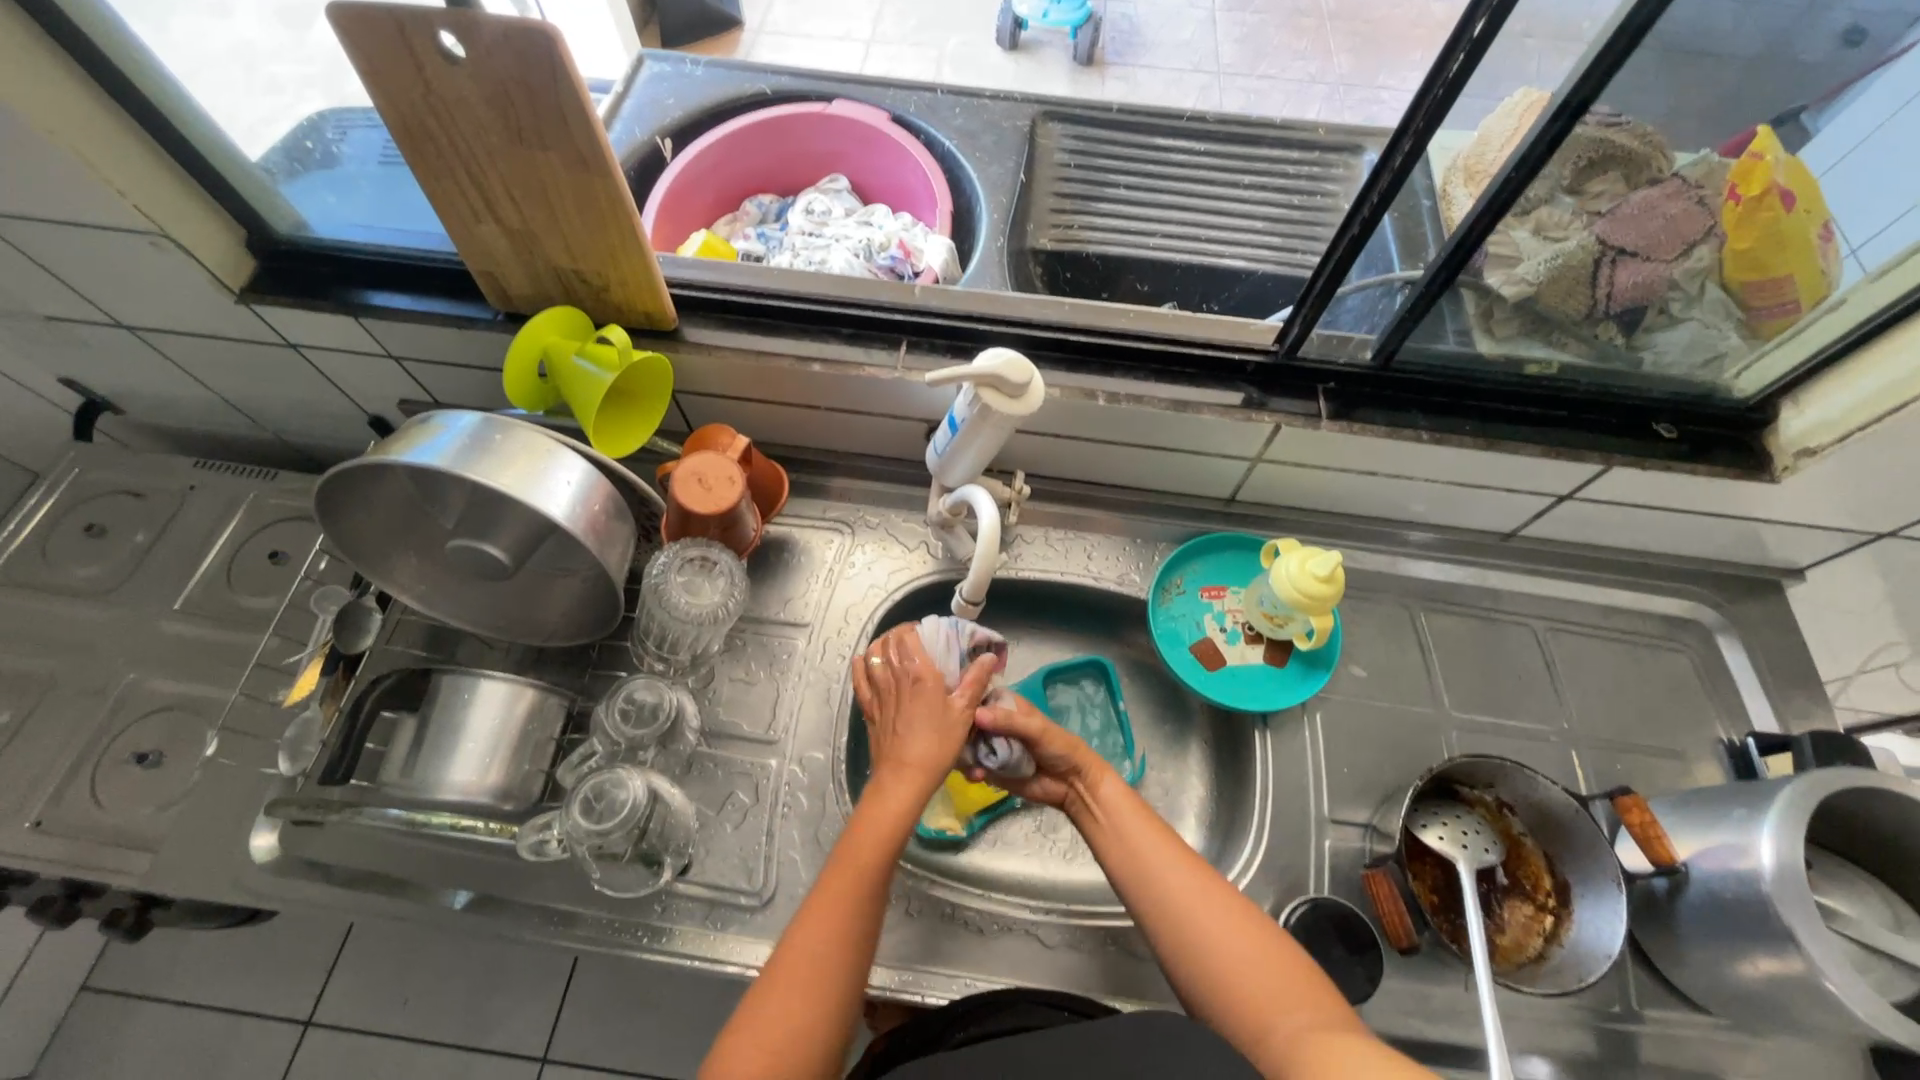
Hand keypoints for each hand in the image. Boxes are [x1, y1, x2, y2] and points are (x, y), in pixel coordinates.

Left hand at [850, 624, 996, 799]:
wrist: (904, 777)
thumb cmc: (938, 744)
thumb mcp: (964, 713)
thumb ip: (975, 681)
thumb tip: (989, 656)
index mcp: (919, 672)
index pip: (907, 635)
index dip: (913, 628)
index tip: (925, 631)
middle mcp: (894, 676)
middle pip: (887, 642)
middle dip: (898, 634)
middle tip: (912, 638)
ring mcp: (877, 691)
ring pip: (871, 655)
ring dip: (880, 645)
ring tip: (891, 647)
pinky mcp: (867, 707)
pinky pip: (858, 678)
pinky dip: (860, 664)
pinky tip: (864, 661)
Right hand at [966, 692, 1110, 812]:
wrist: (1072, 784)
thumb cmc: (1059, 746)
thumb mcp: (1036, 729)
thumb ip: (1008, 721)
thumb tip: (977, 715)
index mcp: (1005, 706)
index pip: (977, 697)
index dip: (963, 702)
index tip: (951, 709)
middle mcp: (993, 724)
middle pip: (967, 723)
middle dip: (960, 733)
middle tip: (957, 742)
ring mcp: (990, 747)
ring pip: (966, 745)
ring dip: (964, 754)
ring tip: (968, 763)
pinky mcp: (990, 769)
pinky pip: (972, 767)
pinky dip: (971, 771)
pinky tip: (977, 776)